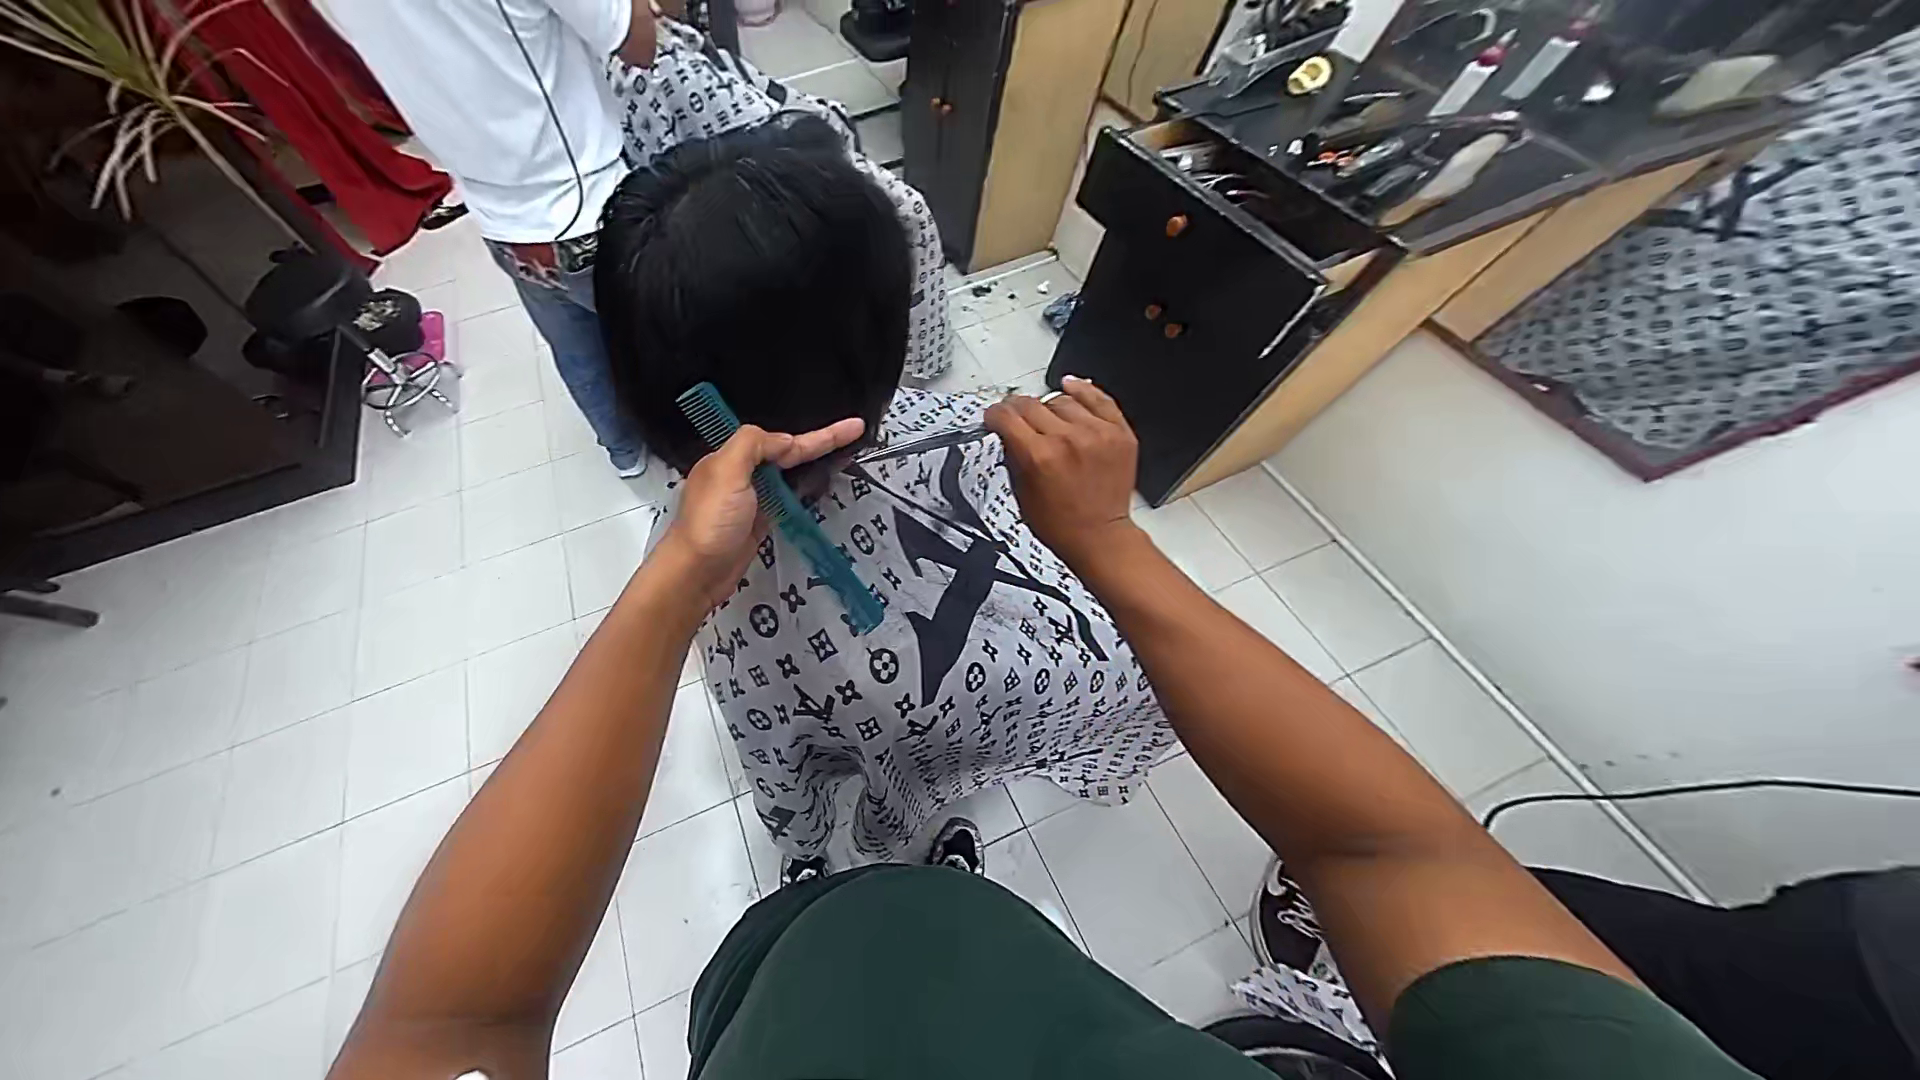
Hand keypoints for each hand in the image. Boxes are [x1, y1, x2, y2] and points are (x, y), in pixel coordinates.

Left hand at [650, 419, 865, 611]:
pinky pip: (788, 497)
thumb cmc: (708, 526)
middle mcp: (742, 474)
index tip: (849, 429)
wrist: (697, 573)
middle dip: (820, 443)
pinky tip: (817, 485)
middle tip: (851, 433)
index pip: (781, 440)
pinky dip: (804, 488)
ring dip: (815, 463)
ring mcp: (752, 498)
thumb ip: (752, 445)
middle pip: (789, 453)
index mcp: (731, 457)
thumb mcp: (727, 473)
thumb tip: (783, 440)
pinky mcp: (760, 520)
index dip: (818, 436)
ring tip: (842, 456)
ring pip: (790, 474)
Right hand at [985, 376, 1141, 569]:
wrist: (1099, 536)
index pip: (1006, 416)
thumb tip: (1007, 432)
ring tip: (1047, 420)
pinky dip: (1083, 391)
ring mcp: (1097, 434)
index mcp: (1039, 456)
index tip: (994, 417)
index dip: (994, 415)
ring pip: (1062, 399)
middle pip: (1031, 404)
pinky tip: (1071, 387)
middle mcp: (1068, 440)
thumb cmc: (1062, 524)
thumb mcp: (1021, 492)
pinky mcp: (1118, 433)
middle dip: (1016, 410)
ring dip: (1049, 407)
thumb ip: (1013, 456)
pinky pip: (1099, 399)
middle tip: (1015, 417)